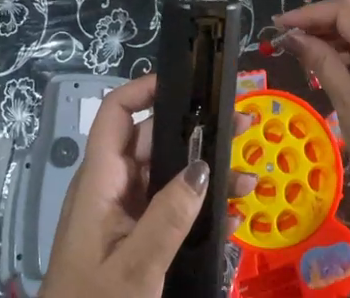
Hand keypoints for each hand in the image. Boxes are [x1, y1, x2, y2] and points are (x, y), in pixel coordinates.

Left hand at [42, 75, 255, 297]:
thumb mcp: (135, 267)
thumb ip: (169, 216)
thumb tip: (203, 166)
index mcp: (100, 181)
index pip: (116, 114)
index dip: (146, 89)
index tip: (189, 82)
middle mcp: (110, 187)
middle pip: (151, 141)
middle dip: (196, 132)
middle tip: (243, 127)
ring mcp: (121, 214)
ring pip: (166, 177)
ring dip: (206, 175)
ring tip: (249, 180)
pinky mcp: (132, 239)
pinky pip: (168, 209)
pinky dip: (198, 208)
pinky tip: (231, 215)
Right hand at [274, 0, 349, 197]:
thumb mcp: (346, 103)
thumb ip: (321, 61)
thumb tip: (293, 37)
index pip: (345, 11)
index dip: (310, 13)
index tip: (281, 25)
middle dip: (320, 24)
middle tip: (289, 39)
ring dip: (336, 37)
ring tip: (307, 52)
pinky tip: (335, 62)